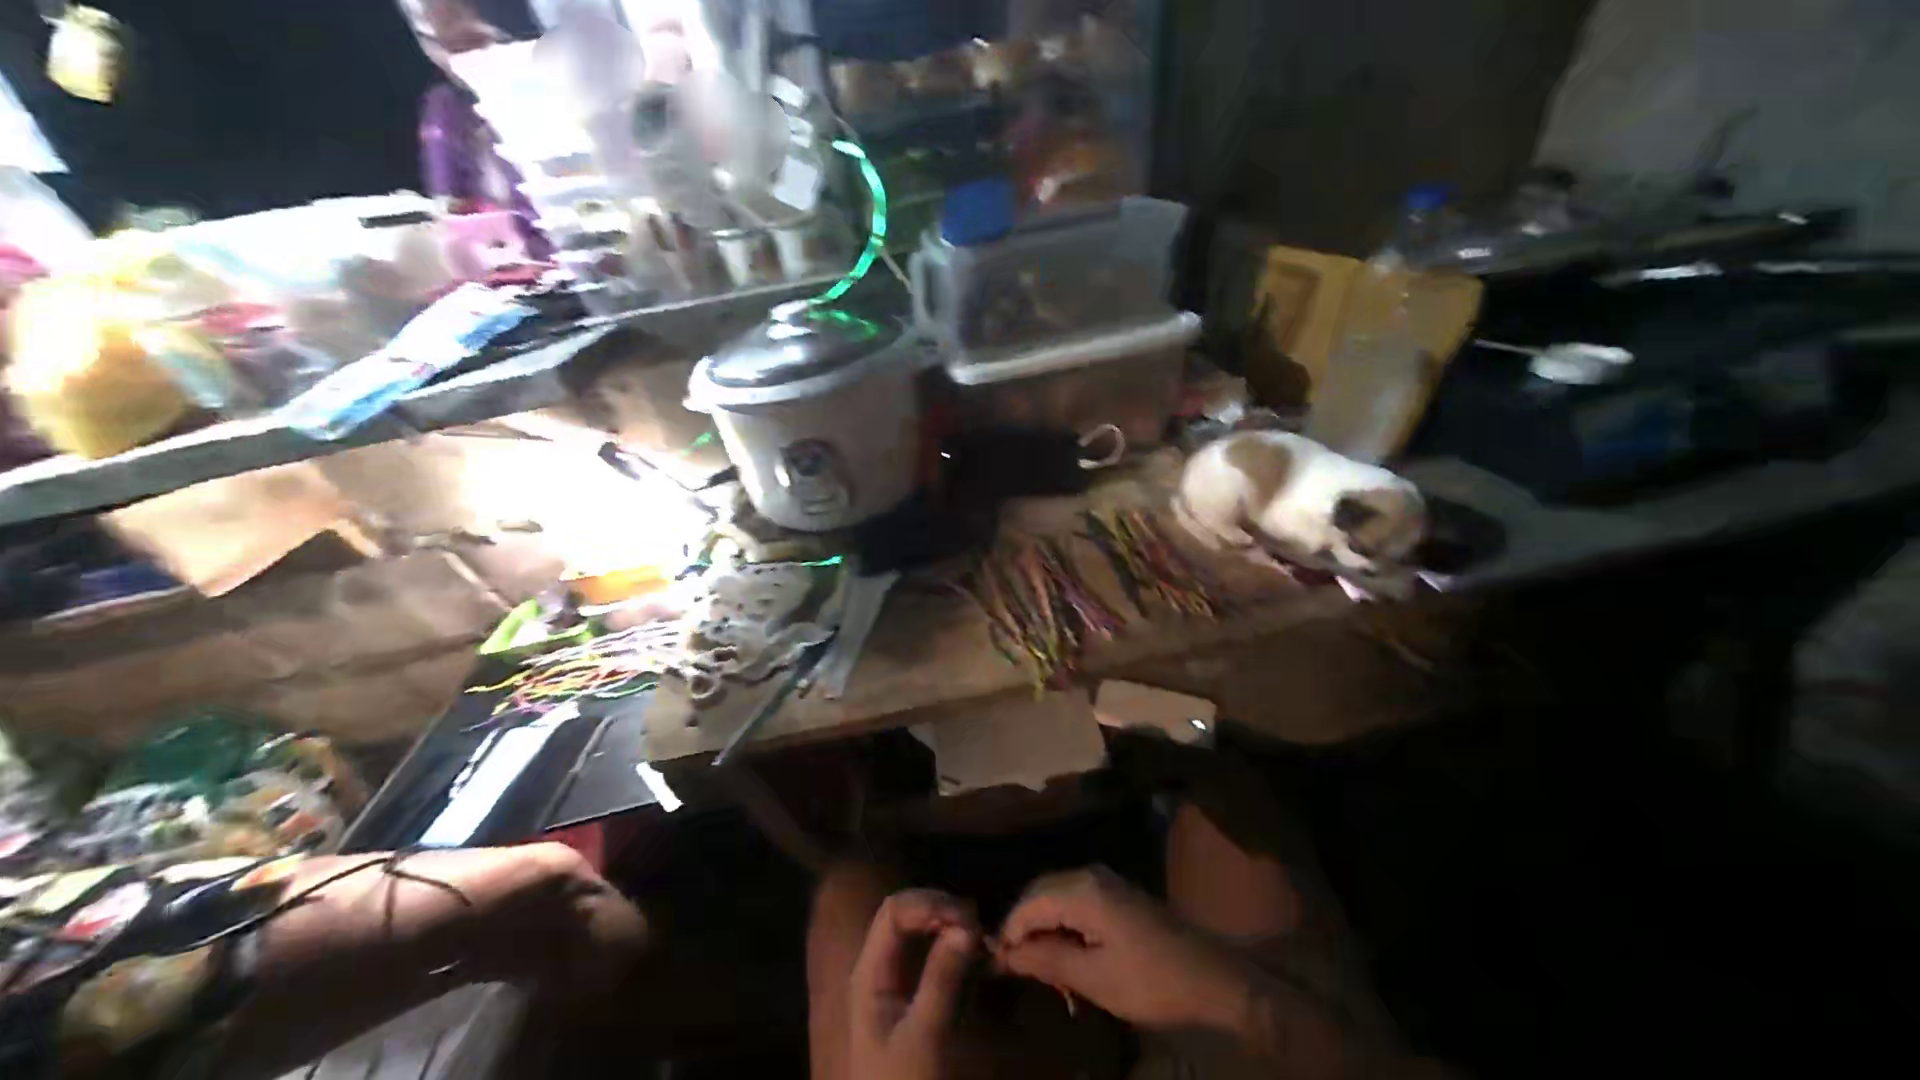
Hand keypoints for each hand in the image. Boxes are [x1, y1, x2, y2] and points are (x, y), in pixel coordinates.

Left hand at [848, 889, 979, 1079]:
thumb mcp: (924, 1035)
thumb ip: (942, 979)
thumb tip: (967, 925)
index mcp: (869, 972)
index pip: (894, 912)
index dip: (929, 904)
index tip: (967, 919)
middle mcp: (879, 967)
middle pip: (905, 915)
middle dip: (940, 910)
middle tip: (978, 926)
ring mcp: (895, 981)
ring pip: (918, 931)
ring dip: (948, 924)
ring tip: (980, 938)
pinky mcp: (912, 997)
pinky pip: (929, 955)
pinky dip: (952, 946)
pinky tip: (974, 956)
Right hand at [993, 866, 1260, 1034]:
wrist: (1214, 980)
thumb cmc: (1152, 981)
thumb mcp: (1095, 978)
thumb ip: (1048, 961)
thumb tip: (1006, 954)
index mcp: (1083, 890)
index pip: (1029, 903)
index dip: (1009, 932)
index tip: (997, 964)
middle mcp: (1090, 874)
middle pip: (1039, 893)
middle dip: (1023, 927)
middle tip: (1014, 965)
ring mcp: (1105, 881)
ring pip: (1055, 895)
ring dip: (1042, 926)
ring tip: (1036, 963)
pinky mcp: (1116, 894)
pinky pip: (1073, 899)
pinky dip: (1061, 923)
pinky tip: (1062, 952)